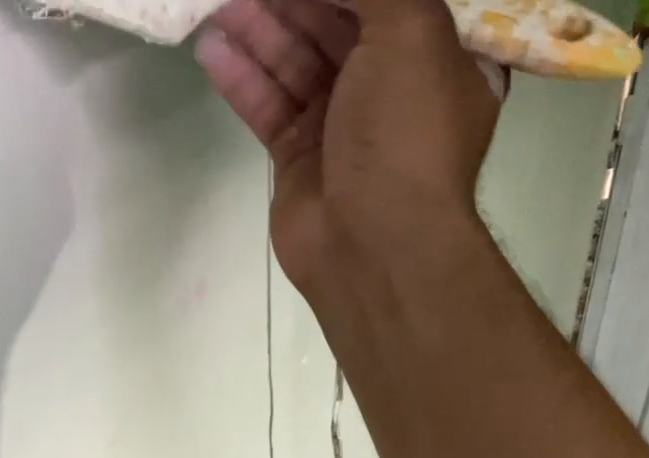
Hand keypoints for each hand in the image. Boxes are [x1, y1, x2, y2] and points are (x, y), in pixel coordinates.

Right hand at [196, 0, 504, 292]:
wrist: (372, 243)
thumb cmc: (406, 133)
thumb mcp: (411, 33)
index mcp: (435, 52)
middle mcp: (389, 83)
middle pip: (334, 23)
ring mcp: (339, 123)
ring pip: (294, 63)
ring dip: (258, 31)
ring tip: (218, 4)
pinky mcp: (297, 157)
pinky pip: (268, 106)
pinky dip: (242, 79)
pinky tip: (212, 50)